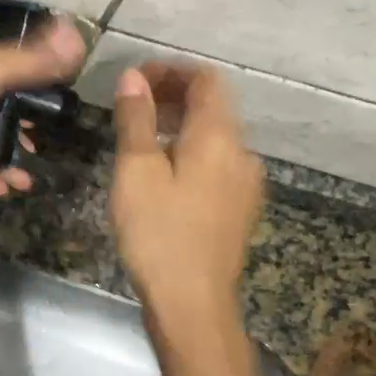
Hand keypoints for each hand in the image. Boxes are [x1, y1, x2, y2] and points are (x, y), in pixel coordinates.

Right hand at [109, 63, 264, 322]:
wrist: (192, 305)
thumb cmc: (159, 232)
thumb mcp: (136, 169)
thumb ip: (136, 118)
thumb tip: (133, 77)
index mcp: (218, 137)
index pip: (206, 79)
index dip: (171, 70)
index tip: (134, 80)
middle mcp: (241, 153)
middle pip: (213, 105)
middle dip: (172, 94)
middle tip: (130, 104)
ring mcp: (245, 183)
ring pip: (214, 134)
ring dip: (180, 122)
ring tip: (139, 135)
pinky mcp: (239, 207)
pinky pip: (216, 160)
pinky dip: (190, 149)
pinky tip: (161, 171)